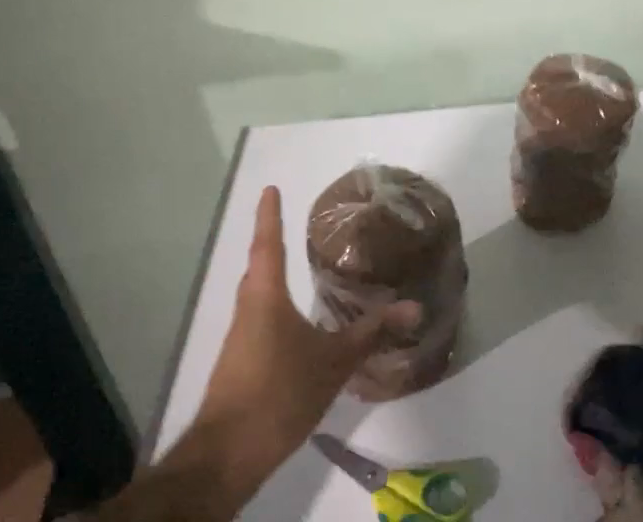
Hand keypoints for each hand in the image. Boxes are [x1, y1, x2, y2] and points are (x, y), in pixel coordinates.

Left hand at [198, 186, 416, 453]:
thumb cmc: (280, 392)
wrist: (228, 453)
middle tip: (287, 227)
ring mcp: (239, 340)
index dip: (269, 217)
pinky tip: (296, 328)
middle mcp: (247, 312)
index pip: (267, 246)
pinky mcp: (238, 366)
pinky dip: (276, 313)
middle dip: (270, 247)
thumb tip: (414, 308)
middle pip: (257, 271)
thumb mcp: (335, 361)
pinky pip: (259, 325)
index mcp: (265, 299)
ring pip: (257, 300)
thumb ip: (372, 332)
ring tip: (296, 272)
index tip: (269, 190)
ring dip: (272, 282)